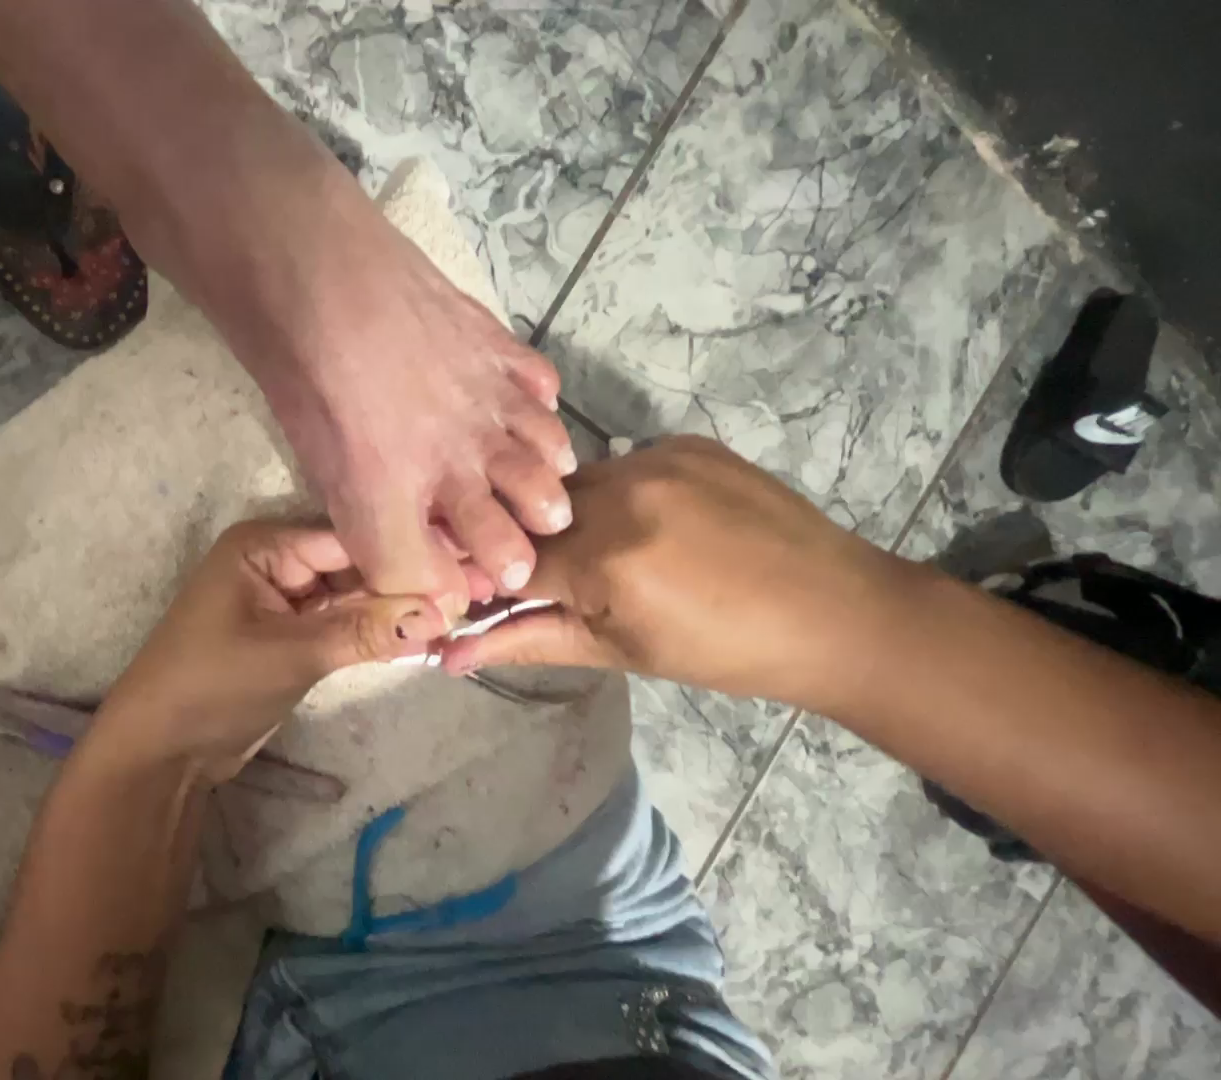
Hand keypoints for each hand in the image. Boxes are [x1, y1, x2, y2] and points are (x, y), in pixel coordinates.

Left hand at [96, 521, 446, 779]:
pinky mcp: (292, 634)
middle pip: (354, 564)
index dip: (405, 553)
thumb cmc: (212, 686)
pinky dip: (375, 633)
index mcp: (264, 545)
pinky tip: (424, 637)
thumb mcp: (290, 655)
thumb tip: (438, 615)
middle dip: (407, 582)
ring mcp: (286, 599)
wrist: (163, 750)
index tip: (468, 566)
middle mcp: (277, 562)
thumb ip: (363, 632)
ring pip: (353, 596)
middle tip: (479, 591)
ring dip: (396, 610)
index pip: (348, 537)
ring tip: (464, 612)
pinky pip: (343, 624)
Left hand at [270, 239, 576, 616]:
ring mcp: (487, 402)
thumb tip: (424, 571)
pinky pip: (541, 390)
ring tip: (546, 496)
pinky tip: (531, 413)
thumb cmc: (303, 385)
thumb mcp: (320, 473)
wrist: (319, 283)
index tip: (461, 587)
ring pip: (544, 462)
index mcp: (394, 502)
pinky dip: (542, 410)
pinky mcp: (499, 348)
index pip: (437, 576)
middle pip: (511, 532)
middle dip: (518, 556)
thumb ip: (373, 528)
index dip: (453, 590)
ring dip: (546, 487)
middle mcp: (458, 462)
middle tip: (519, 559)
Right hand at [439, 436, 917, 710]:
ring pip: (574, 485)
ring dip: (573, 517)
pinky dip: (617, 494)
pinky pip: (621, 465)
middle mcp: (621, 494)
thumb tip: (445, 658)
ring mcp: (657, 459)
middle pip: (536, 515)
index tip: (489, 593)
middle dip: (534, 547)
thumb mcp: (616, 652)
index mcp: (603, 559)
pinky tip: (652, 525)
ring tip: (612, 553)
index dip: (493, 579)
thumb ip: (525, 642)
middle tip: (561, 579)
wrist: (837, 612)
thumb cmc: (721, 652)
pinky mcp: (687, 442)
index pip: (506, 559)